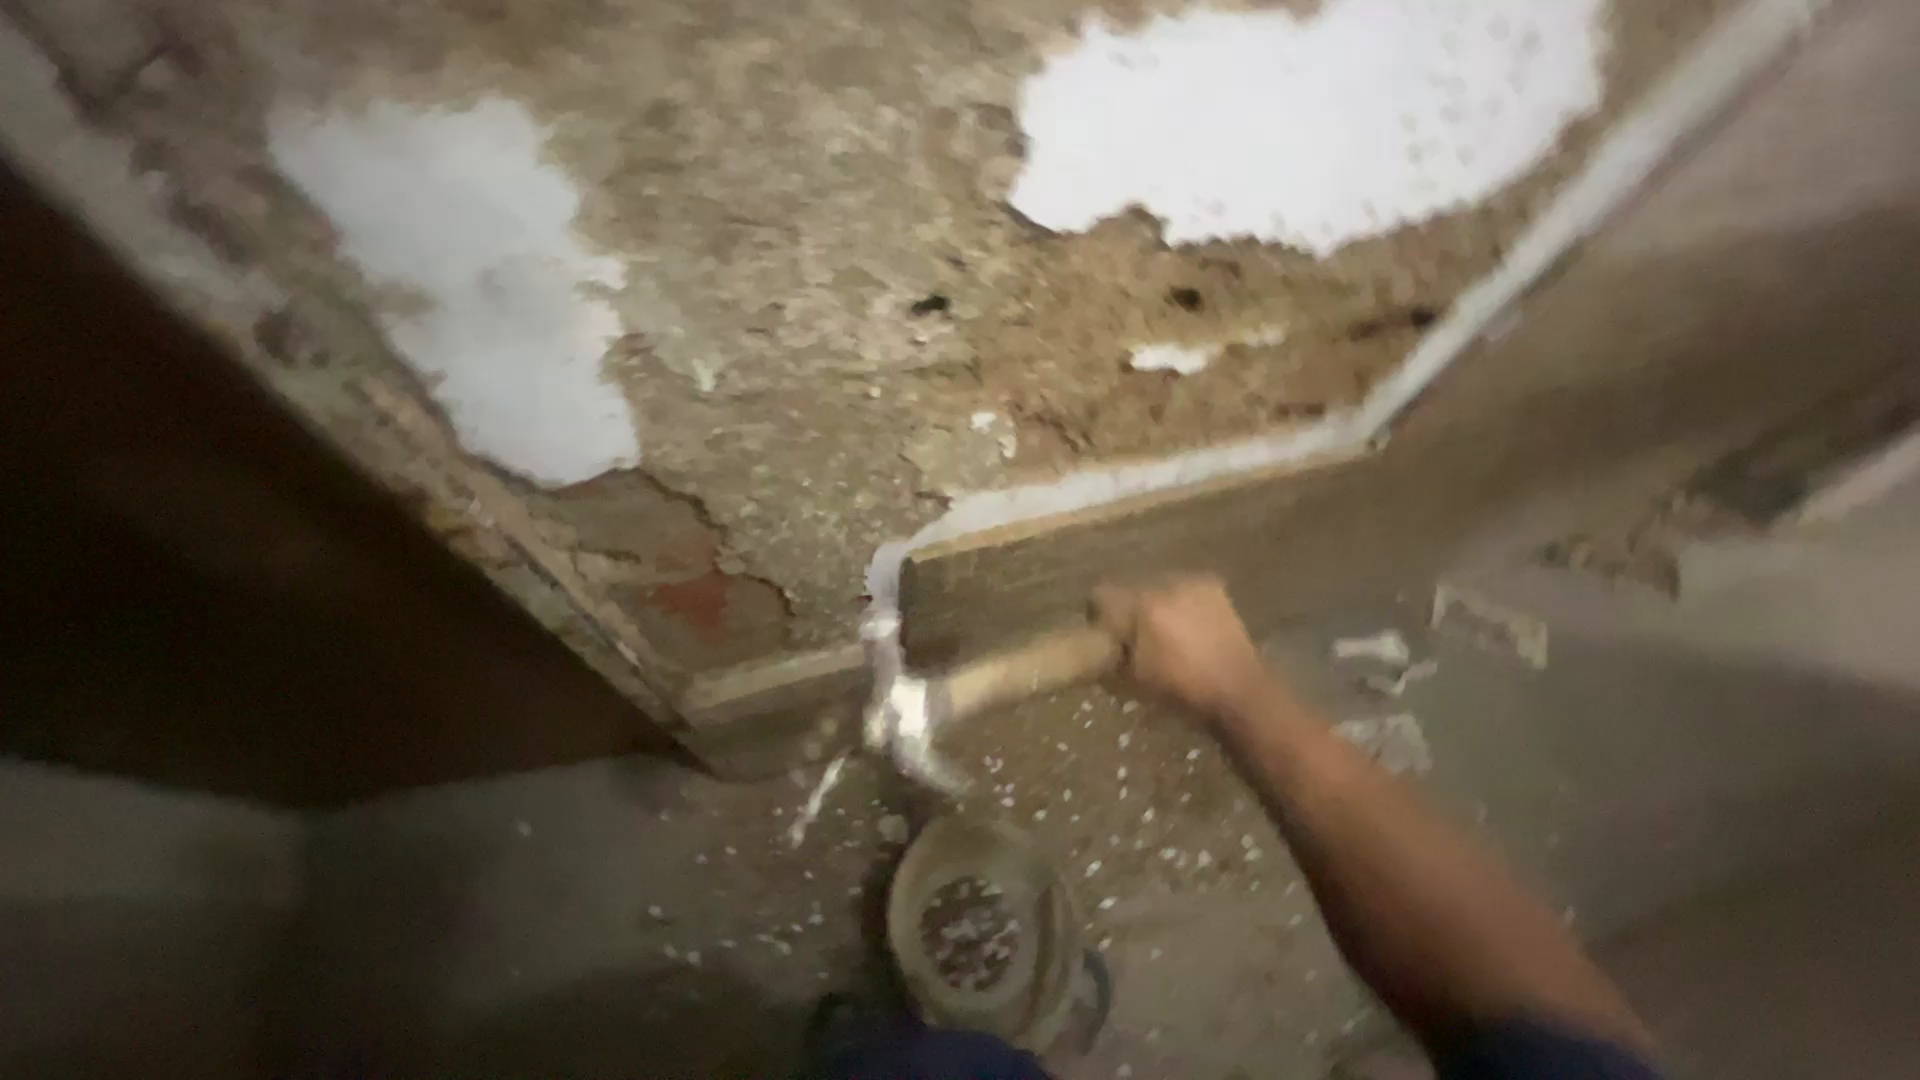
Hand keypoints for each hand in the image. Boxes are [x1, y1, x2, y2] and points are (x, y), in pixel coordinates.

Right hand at [1092, 576, 1273, 718]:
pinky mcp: (1214, 587)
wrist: (1238, 690)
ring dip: (1157, 605)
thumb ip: (1109, 656)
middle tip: (1138, 636)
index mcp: (1140, 606)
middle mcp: (1164, 584)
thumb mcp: (1131, 680)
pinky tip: (1190, 626)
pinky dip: (1182, 603)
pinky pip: (1184, 589)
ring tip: (1168, 632)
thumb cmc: (1181, 690)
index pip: (1100, 593)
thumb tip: (1099, 645)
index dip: (1098, 614)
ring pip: (1158, 587)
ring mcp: (1191, 582)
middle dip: (1130, 610)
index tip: (1105, 634)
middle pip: (1130, 588)